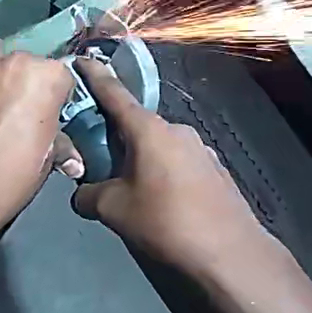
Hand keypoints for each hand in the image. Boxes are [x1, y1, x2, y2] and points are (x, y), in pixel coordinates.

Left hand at [0, 38, 78, 242]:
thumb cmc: (13, 172)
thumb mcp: (47, 158)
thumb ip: (60, 144)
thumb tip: (73, 162)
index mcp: (50, 77)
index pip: (61, 76)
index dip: (55, 95)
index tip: (48, 112)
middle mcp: (19, 61)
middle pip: (27, 63)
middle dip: (24, 81)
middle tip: (17, 109)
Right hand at [68, 58, 282, 287]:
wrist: (230, 252)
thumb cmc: (166, 221)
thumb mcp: (113, 210)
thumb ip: (89, 195)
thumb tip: (82, 194)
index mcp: (148, 129)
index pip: (115, 93)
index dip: (95, 76)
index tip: (81, 60)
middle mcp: (176, 129)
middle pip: (135, 124)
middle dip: (114, 135)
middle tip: (94, 157)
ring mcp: (199, 147)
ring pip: (157, 144)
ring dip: (139, 157)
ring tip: (127, 188)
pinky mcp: (214, 168)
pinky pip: (177, 160)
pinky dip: (161, 170)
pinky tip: (159, 200)